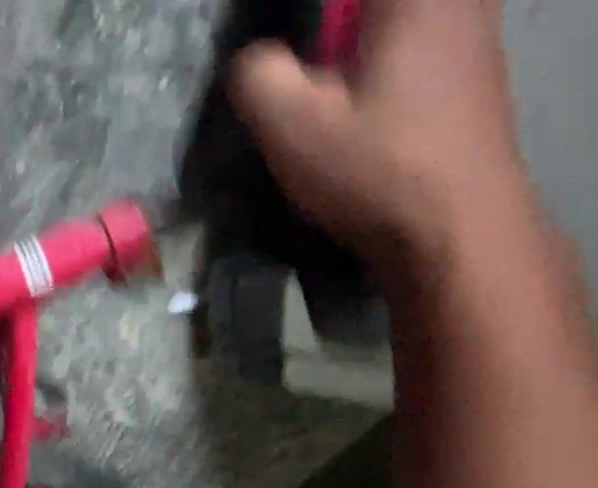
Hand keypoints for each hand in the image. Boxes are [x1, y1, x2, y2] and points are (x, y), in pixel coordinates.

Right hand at [230, 0, 529, 269]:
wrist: (454, 226)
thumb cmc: (373, 168)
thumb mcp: (290, 126)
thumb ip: (259, 76)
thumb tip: (254, 59)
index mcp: (416, 2)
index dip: (307, 16)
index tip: (279, 48)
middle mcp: (458, 4)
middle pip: (368, 11)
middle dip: (331, 29)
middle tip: (289, 70)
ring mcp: (473, 37)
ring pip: (392, 27)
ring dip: (349, 49)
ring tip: (315, 90)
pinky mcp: (471, 76)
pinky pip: (415, 45)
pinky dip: (378, 64)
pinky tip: (355, 108)